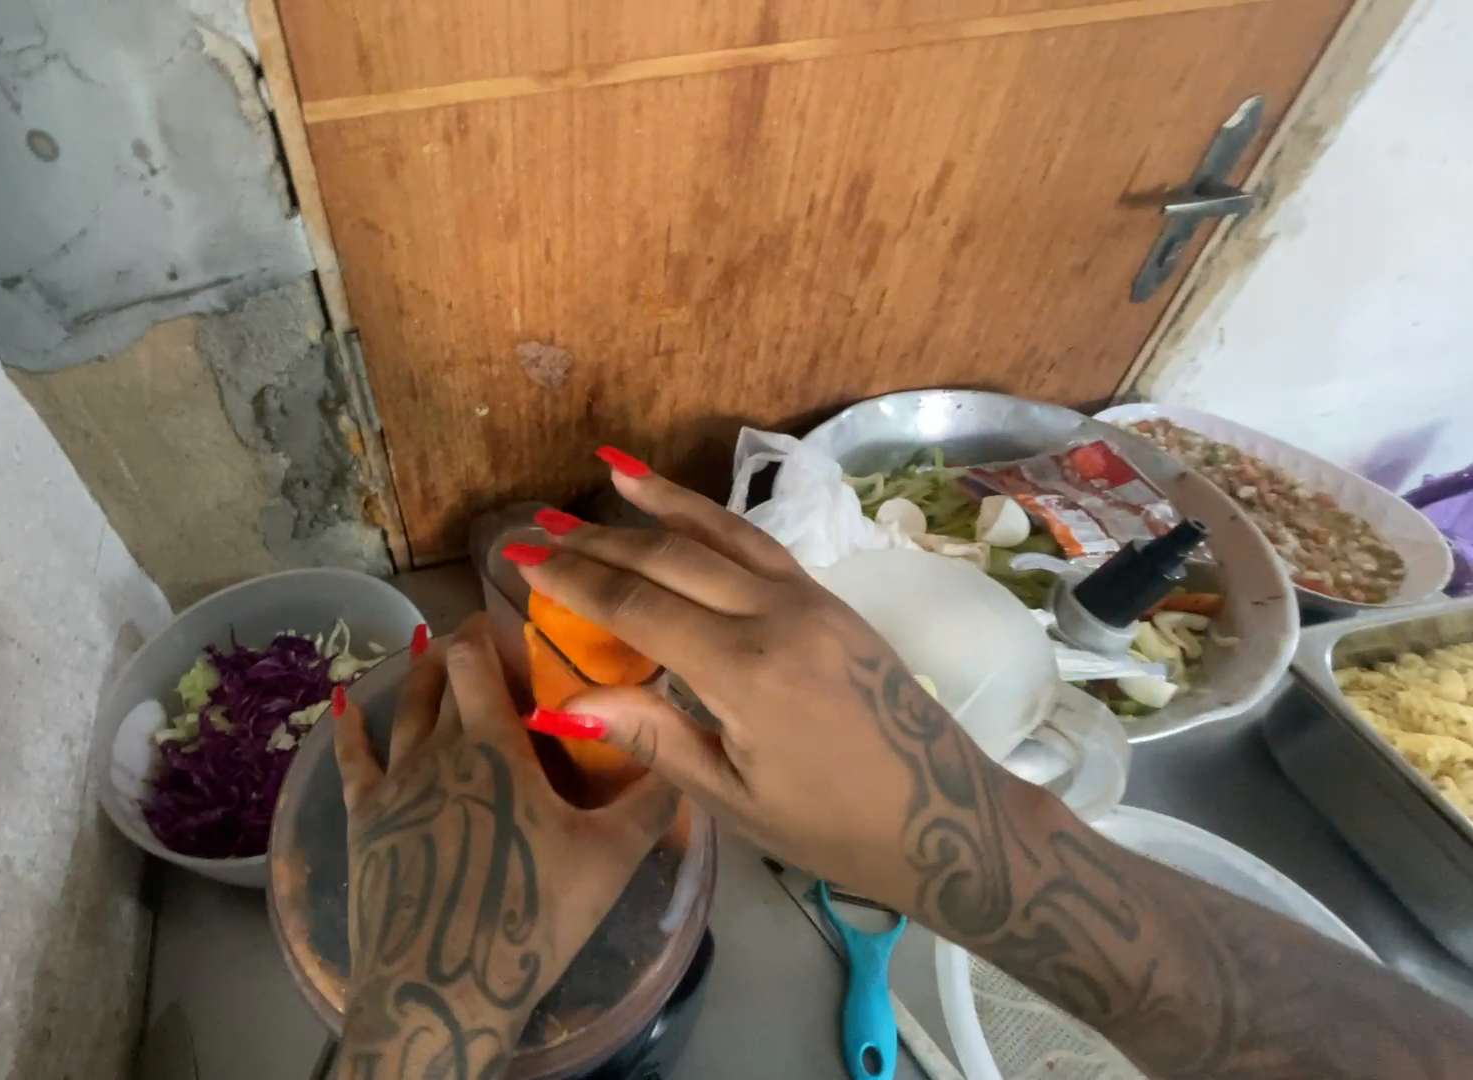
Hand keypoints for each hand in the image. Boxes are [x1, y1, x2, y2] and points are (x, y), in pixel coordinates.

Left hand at [331, 615, 676, 1079]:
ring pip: (405, 708)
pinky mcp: (365, 816)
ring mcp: (395, 781)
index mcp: (493, 745)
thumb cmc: (531, 916)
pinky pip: (354, 758)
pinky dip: (351, 727)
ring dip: (419, 676)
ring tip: (429, 654)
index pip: (476, 663)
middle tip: (482, 645)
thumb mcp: (610, 858)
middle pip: (445, 681)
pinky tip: (345, 705)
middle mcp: (439, 748)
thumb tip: (684, 754)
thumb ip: (651, 800)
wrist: (443, 988)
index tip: (500, 621)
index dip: (483, 633)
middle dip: (462, 653)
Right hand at [515, 453, 1015, 911]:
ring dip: (655, 502)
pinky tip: (680, 504)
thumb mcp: (732, 798)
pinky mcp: (825, 594)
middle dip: (596, 540)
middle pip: (668, 559)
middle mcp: (774, 614)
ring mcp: (806, 596)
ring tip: (608, 472)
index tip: (522, 557)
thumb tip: (564, 706)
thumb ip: (651, 736)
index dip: (574, 580)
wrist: (951, 817)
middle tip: (539, 523)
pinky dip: (710, 514)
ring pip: (716, 532)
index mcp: (746, 670)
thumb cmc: (833, 826)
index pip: (637, 608)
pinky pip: (755, 541)